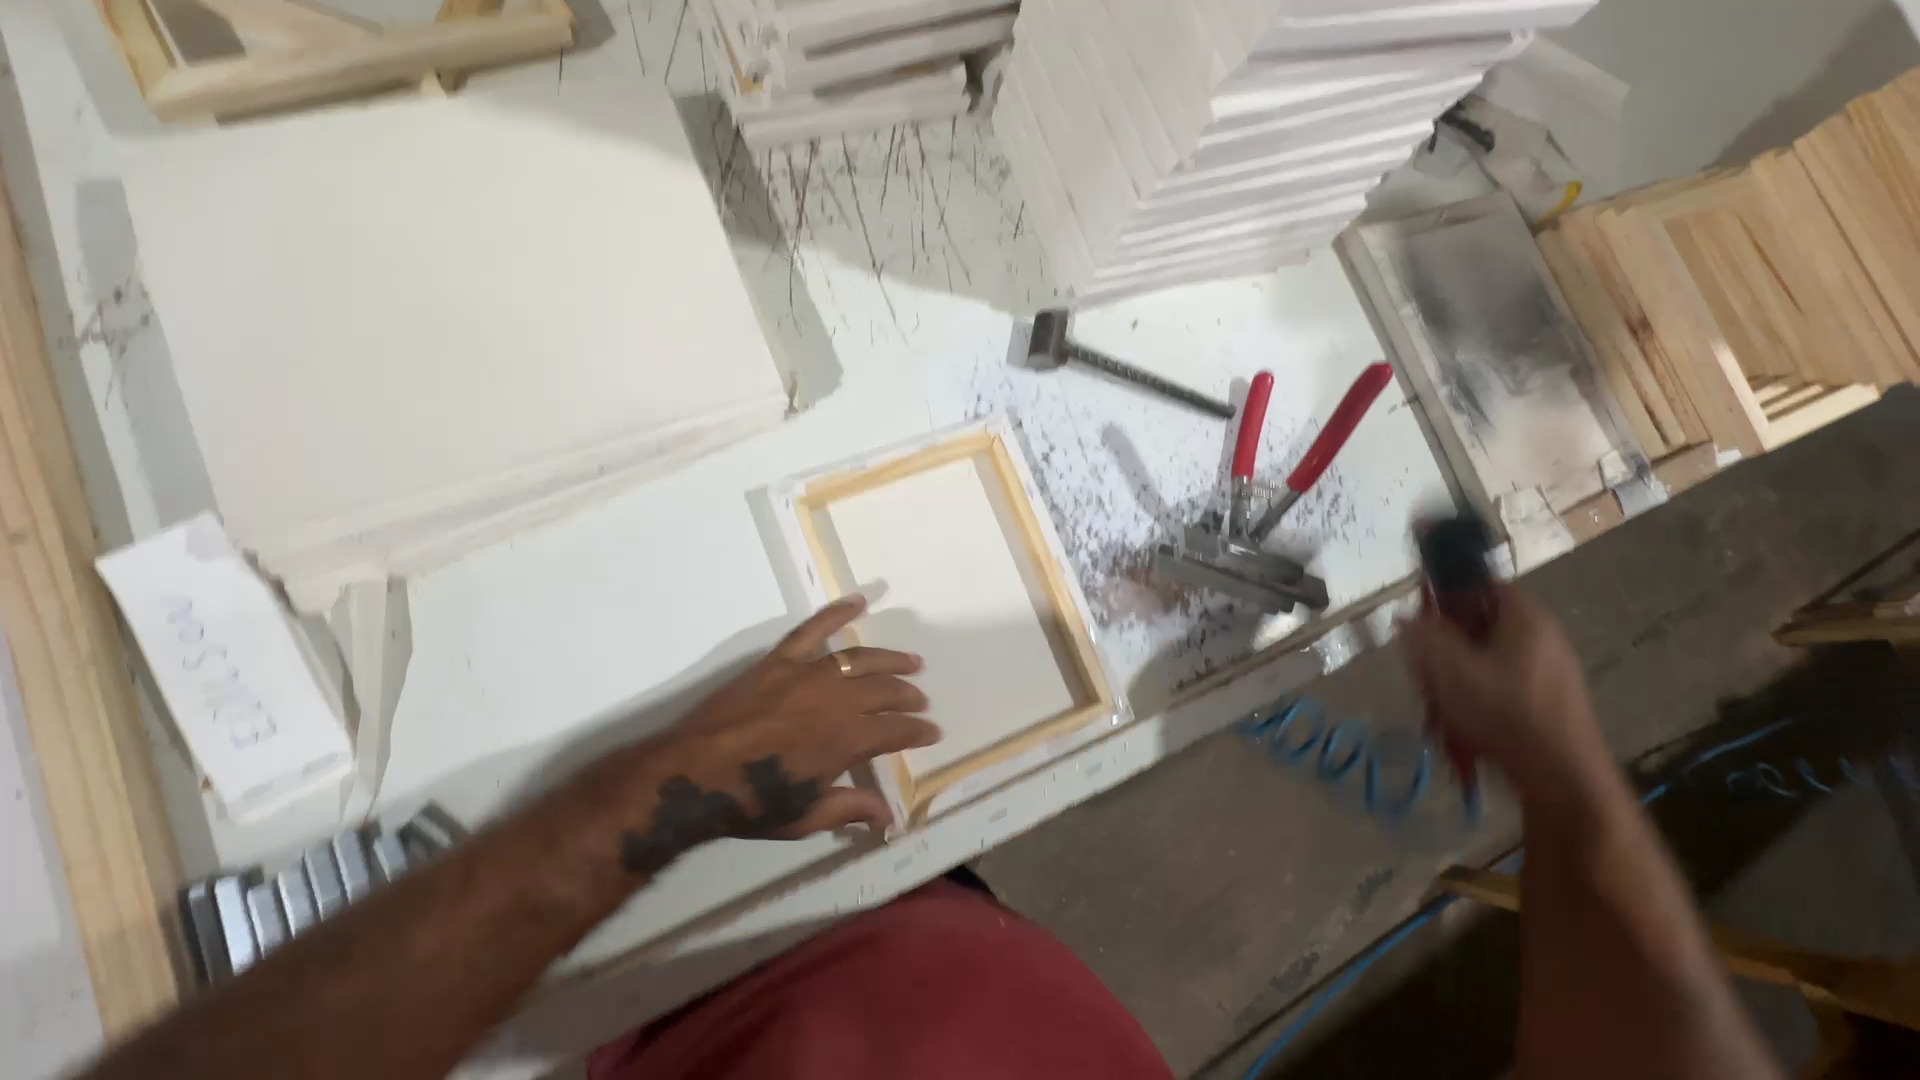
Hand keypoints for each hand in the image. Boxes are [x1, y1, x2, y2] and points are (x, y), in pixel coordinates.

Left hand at [610, 596, 939, 874]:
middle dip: (908, 697)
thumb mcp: (805, 817)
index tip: (932, 732)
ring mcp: (806, 675)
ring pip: (859, 659)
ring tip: (911, 662)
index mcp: (845, 741)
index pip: (896, 731)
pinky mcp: (778, 661)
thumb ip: (850, 809)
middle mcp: (835, 701)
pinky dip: (837, 613)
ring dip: (890, 660)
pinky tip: (859, 601)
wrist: (692, 775)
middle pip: (884, 692)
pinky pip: (812, 630)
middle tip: (921, 701)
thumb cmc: (751, 802)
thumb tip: (889, 816)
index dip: (918, 731)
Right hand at [1400, 585, 1605, 794]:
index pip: (1483, 585)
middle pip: (1479, 627)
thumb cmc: (1504, 713)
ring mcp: (1549, 672)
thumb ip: (1423, 637)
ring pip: (1484, 661)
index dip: (1449, 595)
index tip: (1423, 618)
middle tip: (1426, 674)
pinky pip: (1500, 687)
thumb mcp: (1450, 670)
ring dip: (1454, 680)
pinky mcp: (1548, 702)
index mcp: (1526, 619)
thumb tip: (1405, 617)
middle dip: (1445, 649)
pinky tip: (1463, 727)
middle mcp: (1543, 638)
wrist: (1562, 778)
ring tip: (1441, 710)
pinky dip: (1475, 700)